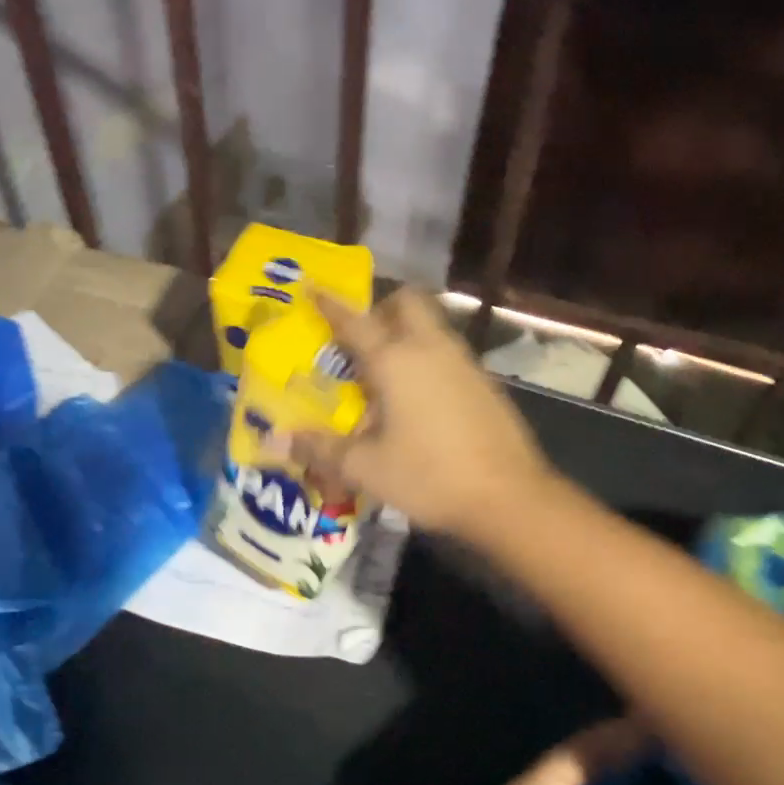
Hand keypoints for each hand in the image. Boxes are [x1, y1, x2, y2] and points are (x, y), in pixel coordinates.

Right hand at [295, 290, 558, 536]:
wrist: (508, 496)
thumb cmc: (429, 476)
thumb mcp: (366, 468)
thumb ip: (321, 449)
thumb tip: (275, 441)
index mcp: (396, 360)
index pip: (356, 320)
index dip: (331, 304)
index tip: (313, 288)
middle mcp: (432, 349)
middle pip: (408, 303)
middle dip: (382, 308)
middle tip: (360, 338)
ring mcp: (465, 364)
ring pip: (433, 328)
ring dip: (407, 336)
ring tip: (385, 374)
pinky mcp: (486, 385)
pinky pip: (449, 356)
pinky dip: (429, 362)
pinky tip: (420, 402)